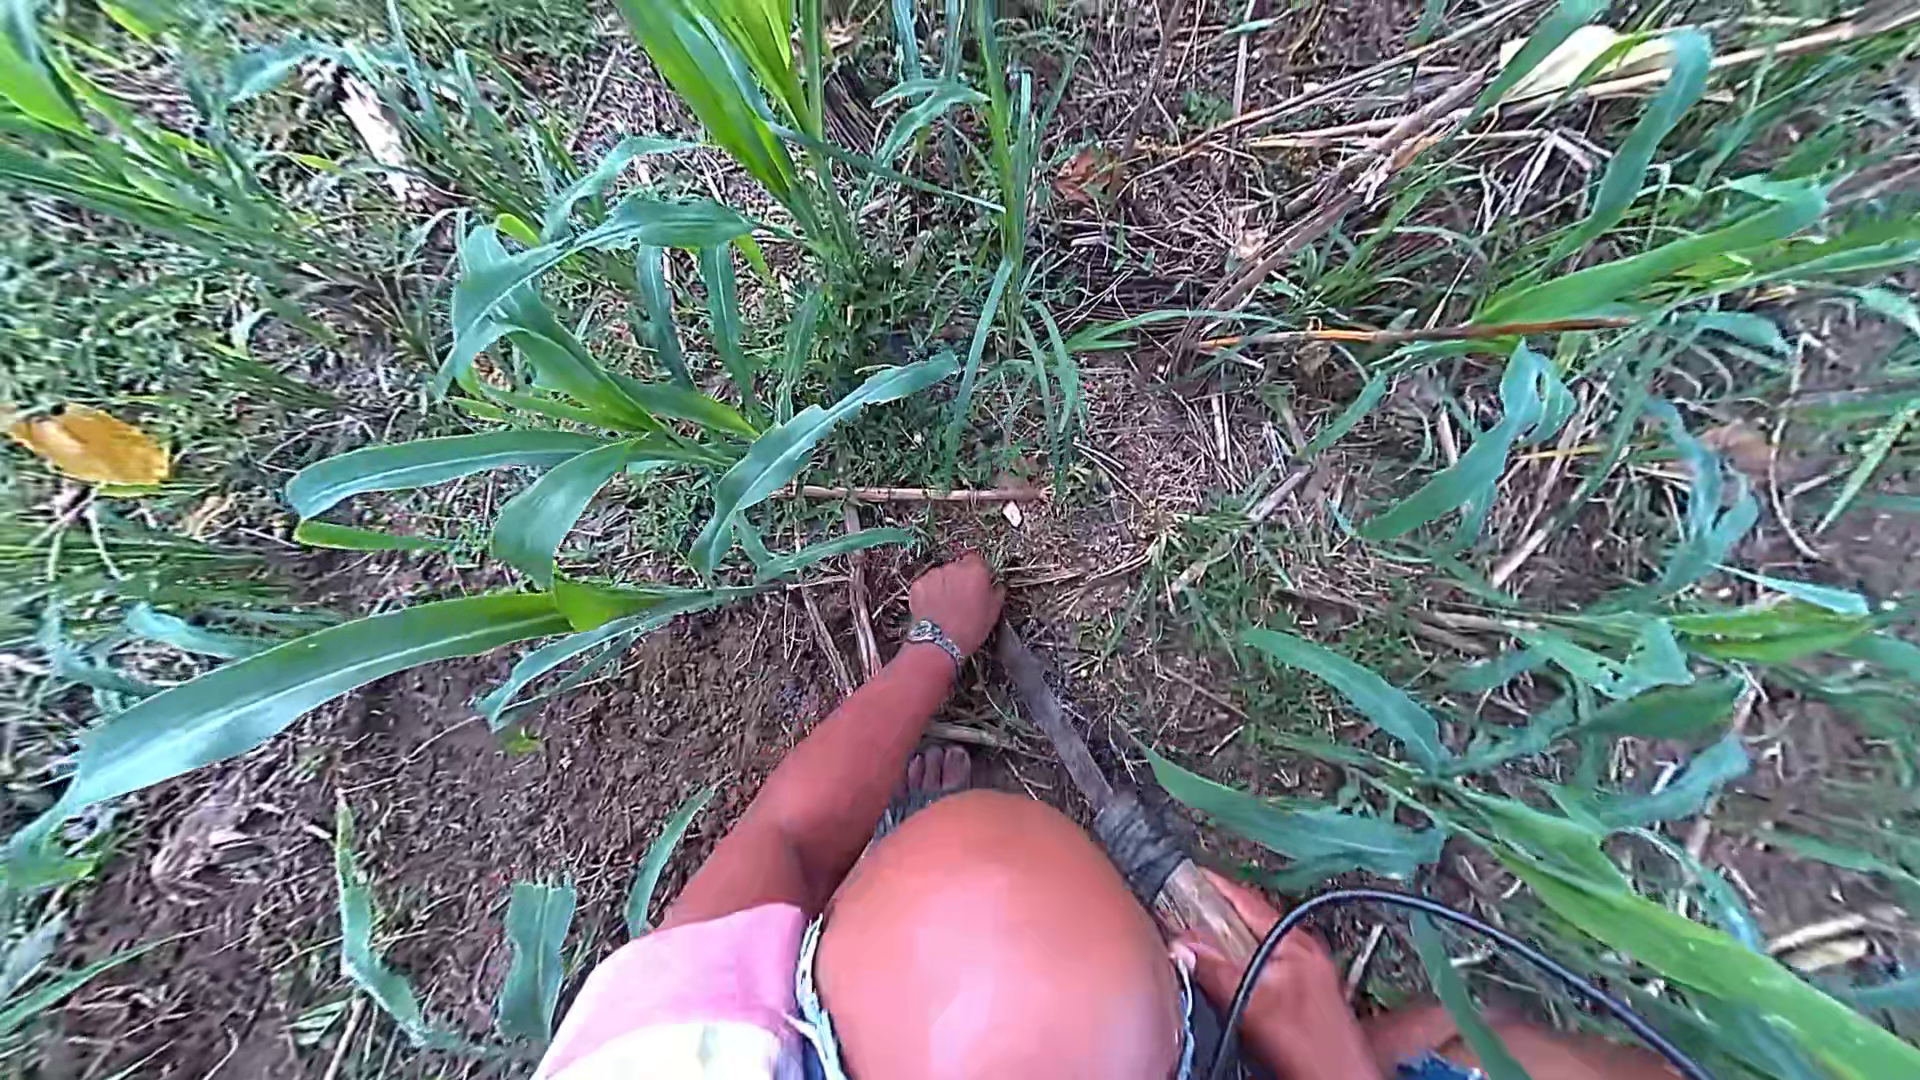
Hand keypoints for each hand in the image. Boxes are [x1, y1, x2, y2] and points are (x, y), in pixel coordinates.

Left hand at [908, 552, 1003, 657]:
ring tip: (946, 607)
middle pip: (957, 567)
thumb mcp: (993, 612)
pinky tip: (934, 608)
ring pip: (940, 575)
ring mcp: (934, 575)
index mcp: (976, 571)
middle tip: (961, 598)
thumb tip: (997, 587)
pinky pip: (925, 584)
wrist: (940, 643)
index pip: (976, 559)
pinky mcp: (919, 584)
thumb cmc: (967, 630)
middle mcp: (954, 568)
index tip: (975, 580)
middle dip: (959, 579)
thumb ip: (996, 592)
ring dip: (943, 585)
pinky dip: (928, 592)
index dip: (976, 571)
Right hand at [1181, 870, 1380, 1079]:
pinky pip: (1263, 966)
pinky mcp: (1305, 998)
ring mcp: (1307, 976)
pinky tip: (1228, 976)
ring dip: (1228, 941)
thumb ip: (1214, 971)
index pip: (1246, 899)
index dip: (1215, 884)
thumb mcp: (1253, 1006)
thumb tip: (1181, 946)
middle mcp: (1304, 952)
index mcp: (1295, 943)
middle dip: (1217, 915)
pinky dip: (1241, 963)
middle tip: (1186, 910)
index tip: (1191, 874)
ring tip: (1201, 941)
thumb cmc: (1315, 1054)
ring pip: (1256, 945)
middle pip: (1250, 921)